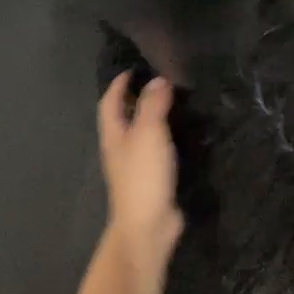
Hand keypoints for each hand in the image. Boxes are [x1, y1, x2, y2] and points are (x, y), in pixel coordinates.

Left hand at [98, 74, 183, 271]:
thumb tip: (158, 80)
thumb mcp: (148, 133)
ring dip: (154, 118)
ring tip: (177, 103)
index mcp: (113, 135)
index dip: (119, 84)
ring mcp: (136, 166)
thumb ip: (153, 105)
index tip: (135, 68)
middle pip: (123, 117)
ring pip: (141, 135)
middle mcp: (120, 148)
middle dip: (137, 98)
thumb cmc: (143, 176)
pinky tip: (183, 135)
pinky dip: (167, 139)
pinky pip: (157, 152)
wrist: (148, 226)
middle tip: (161, 82)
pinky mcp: (153, 180)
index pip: (109, 102)